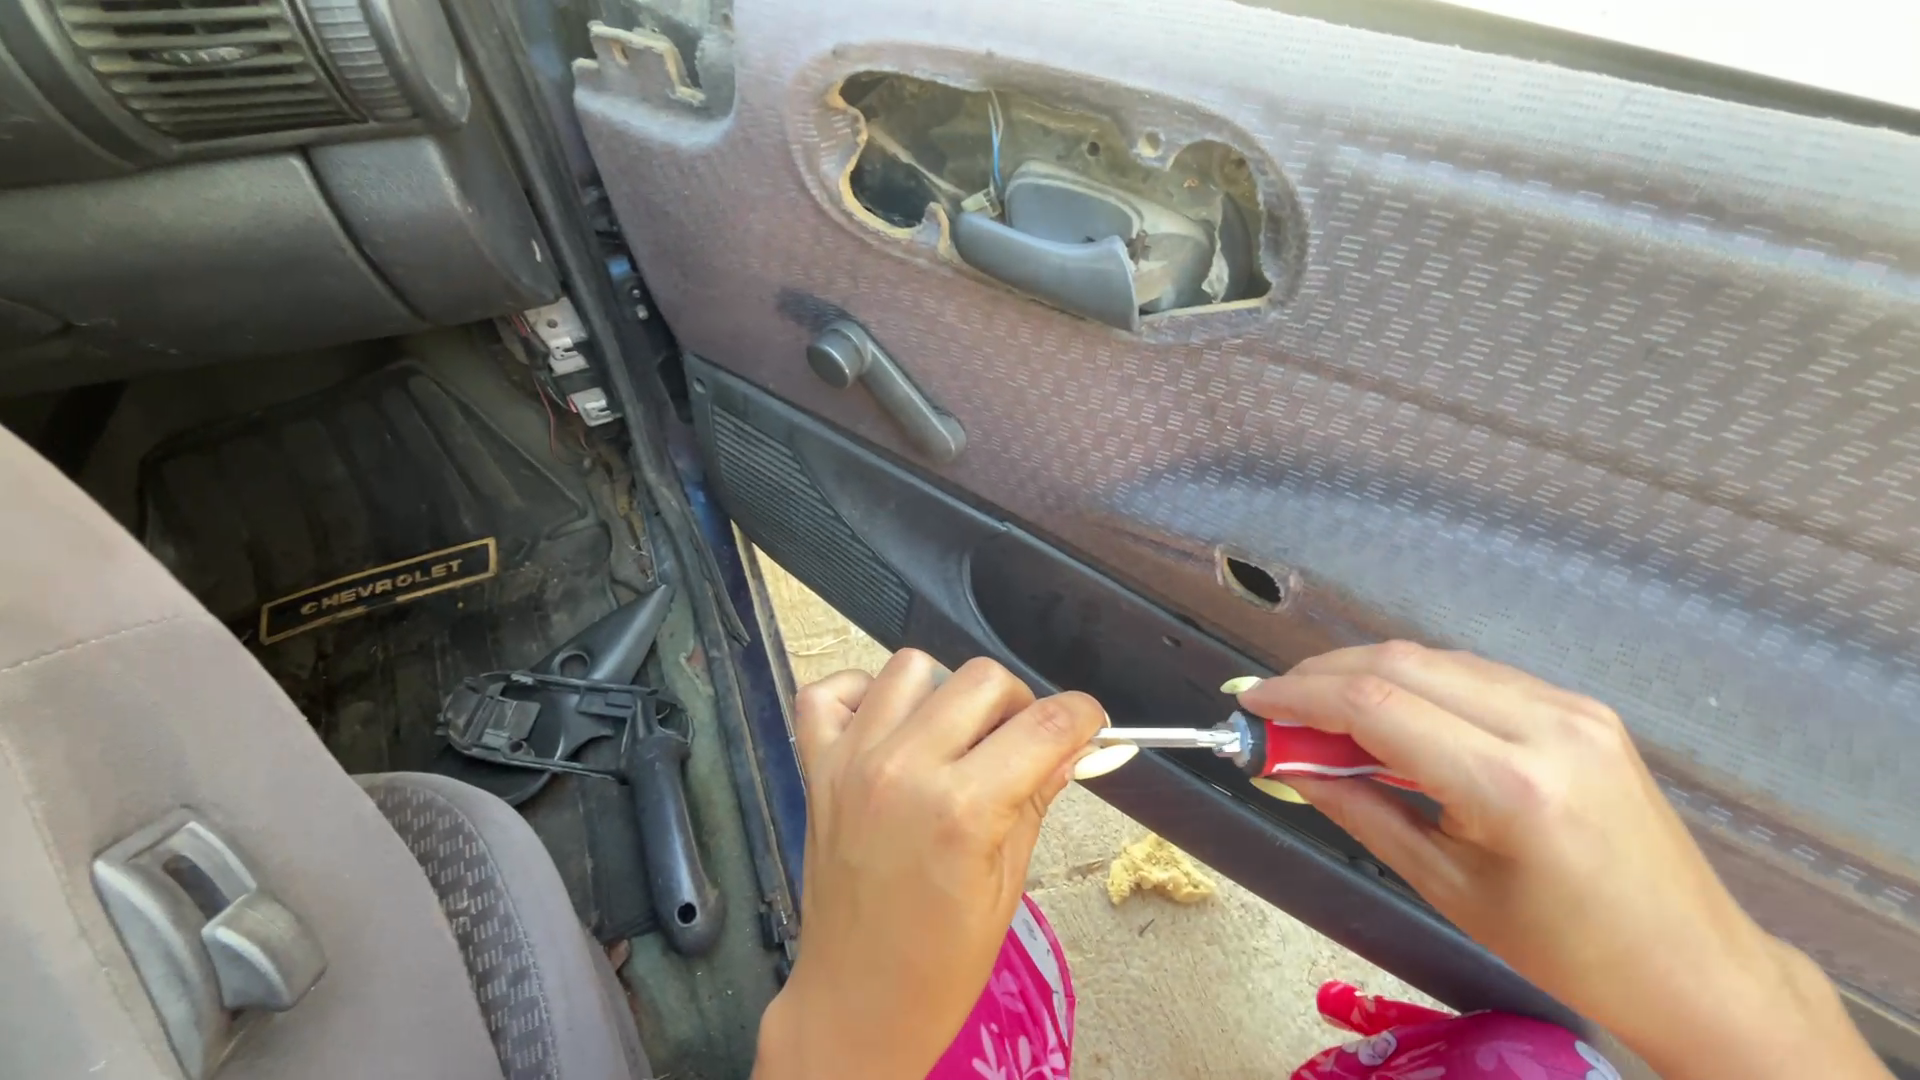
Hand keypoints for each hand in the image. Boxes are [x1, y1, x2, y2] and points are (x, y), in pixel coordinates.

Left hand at [755, 651, 1103, 1079]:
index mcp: (962, 809)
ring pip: (912, 666)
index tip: (1089, 723)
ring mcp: (851, 760)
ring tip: (952, 740)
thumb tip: (1074, 744)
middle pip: (983, 677)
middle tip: (1017, 746)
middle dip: (1018, 705)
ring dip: (945, 694)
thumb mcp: (1009, 881)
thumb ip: (1038, 796)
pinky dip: (864, 695)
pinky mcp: (816, 765)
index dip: (1083, 714)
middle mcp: (903, 768)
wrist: (858, 1000)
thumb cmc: (944, 960)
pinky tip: (888, 728)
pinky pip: (831, 689)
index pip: (1046, 723)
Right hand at [1238, 642, 1887, 1079]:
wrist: (1696, 966)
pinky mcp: (1580, 706)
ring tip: (1319, 708)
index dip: (1299, 695)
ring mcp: (1571, 707)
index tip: (1252, 703)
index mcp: (1512, 785)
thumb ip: (1356, 807)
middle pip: (1401, 664)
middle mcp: (1546, 725)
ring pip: (1433, 658)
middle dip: (1323, 675)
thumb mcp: (1442, 884)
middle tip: (1277, 704)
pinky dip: (1412, 681)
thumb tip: (1283, 763)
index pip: (1376, 704)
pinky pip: (1471, 673)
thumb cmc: (1562, 948)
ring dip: (1363, 672)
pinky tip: (1387, 711)